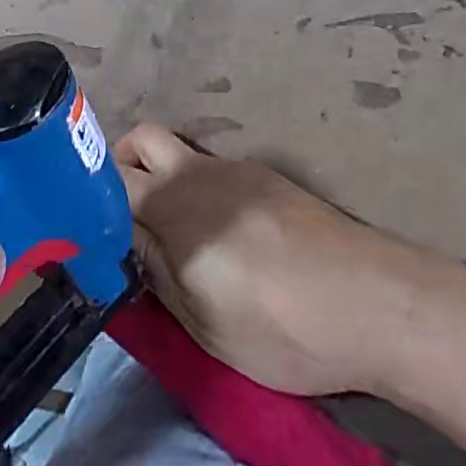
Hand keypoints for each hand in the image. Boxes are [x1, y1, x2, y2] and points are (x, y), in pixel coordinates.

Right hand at [114, 124, 428, 396]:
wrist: (375, 302)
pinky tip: (224, 232)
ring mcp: (238, 169)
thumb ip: (155, 272)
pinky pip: (215, 168)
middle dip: (121, 167)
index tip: (91, 230)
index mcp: (175, 207)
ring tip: (177, 233)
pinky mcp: (269, 176)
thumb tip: (125, 242)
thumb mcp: (203, 323)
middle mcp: (200, 172)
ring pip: (180, 152)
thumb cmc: (282, 326)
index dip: (91, 201)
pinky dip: (200, 188)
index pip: (109, 180)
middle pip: (141, 139)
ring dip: (164, 178)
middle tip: (126, 217)